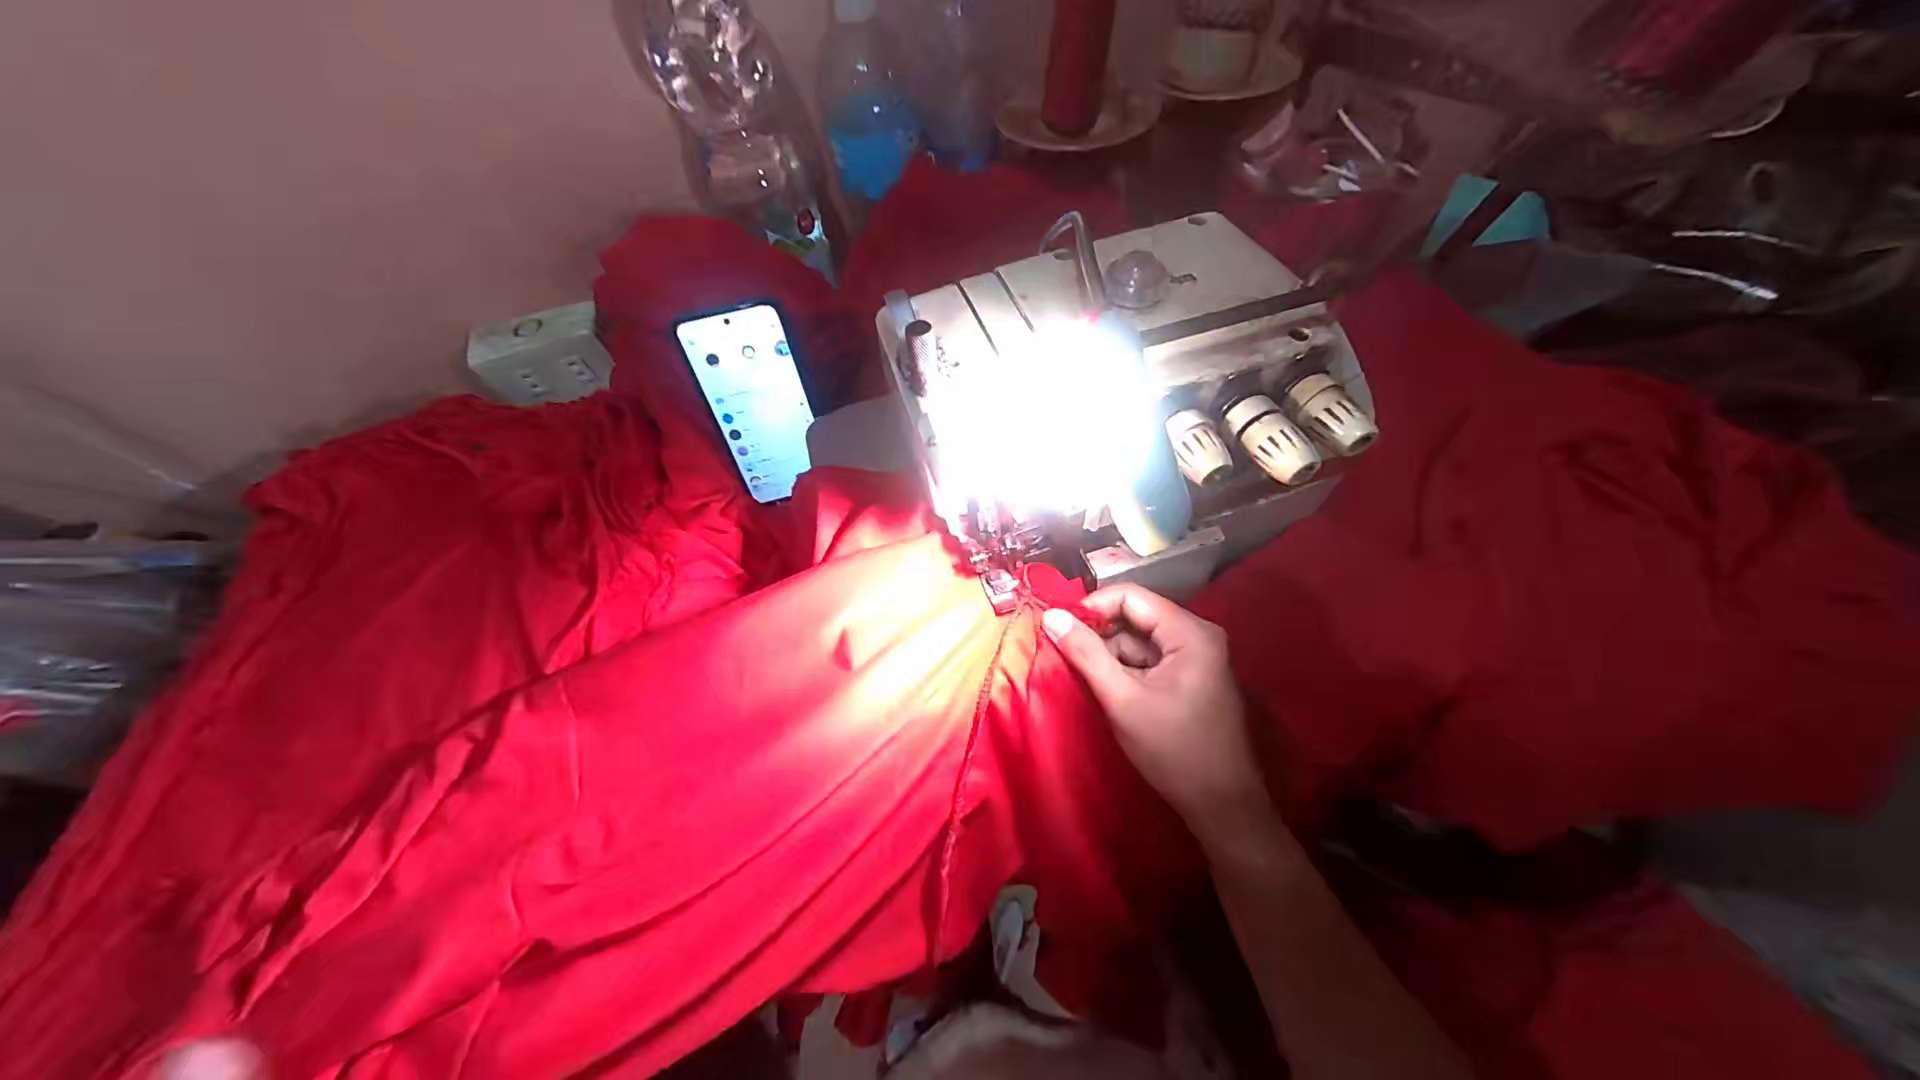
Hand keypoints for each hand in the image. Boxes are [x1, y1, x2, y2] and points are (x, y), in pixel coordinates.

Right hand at [1042, 585, 1270, 848]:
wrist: (1222, 805)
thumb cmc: (1173, 750)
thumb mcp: (1122, 700)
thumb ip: (1086, 654)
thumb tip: (1051, 616)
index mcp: (1189, 632)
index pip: (1130, 596)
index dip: (1091, 608)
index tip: (1060, 631)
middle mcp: (1197, 634)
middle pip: (1135, 617)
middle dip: (1099, 634)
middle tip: (1066, 657)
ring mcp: (1196, 656)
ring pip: (1139, 639)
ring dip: (1110, 655)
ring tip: (1085, 680)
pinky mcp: (1191, 676)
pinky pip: (1150, 658)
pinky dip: (1126, 669)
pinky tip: (1108, 690)